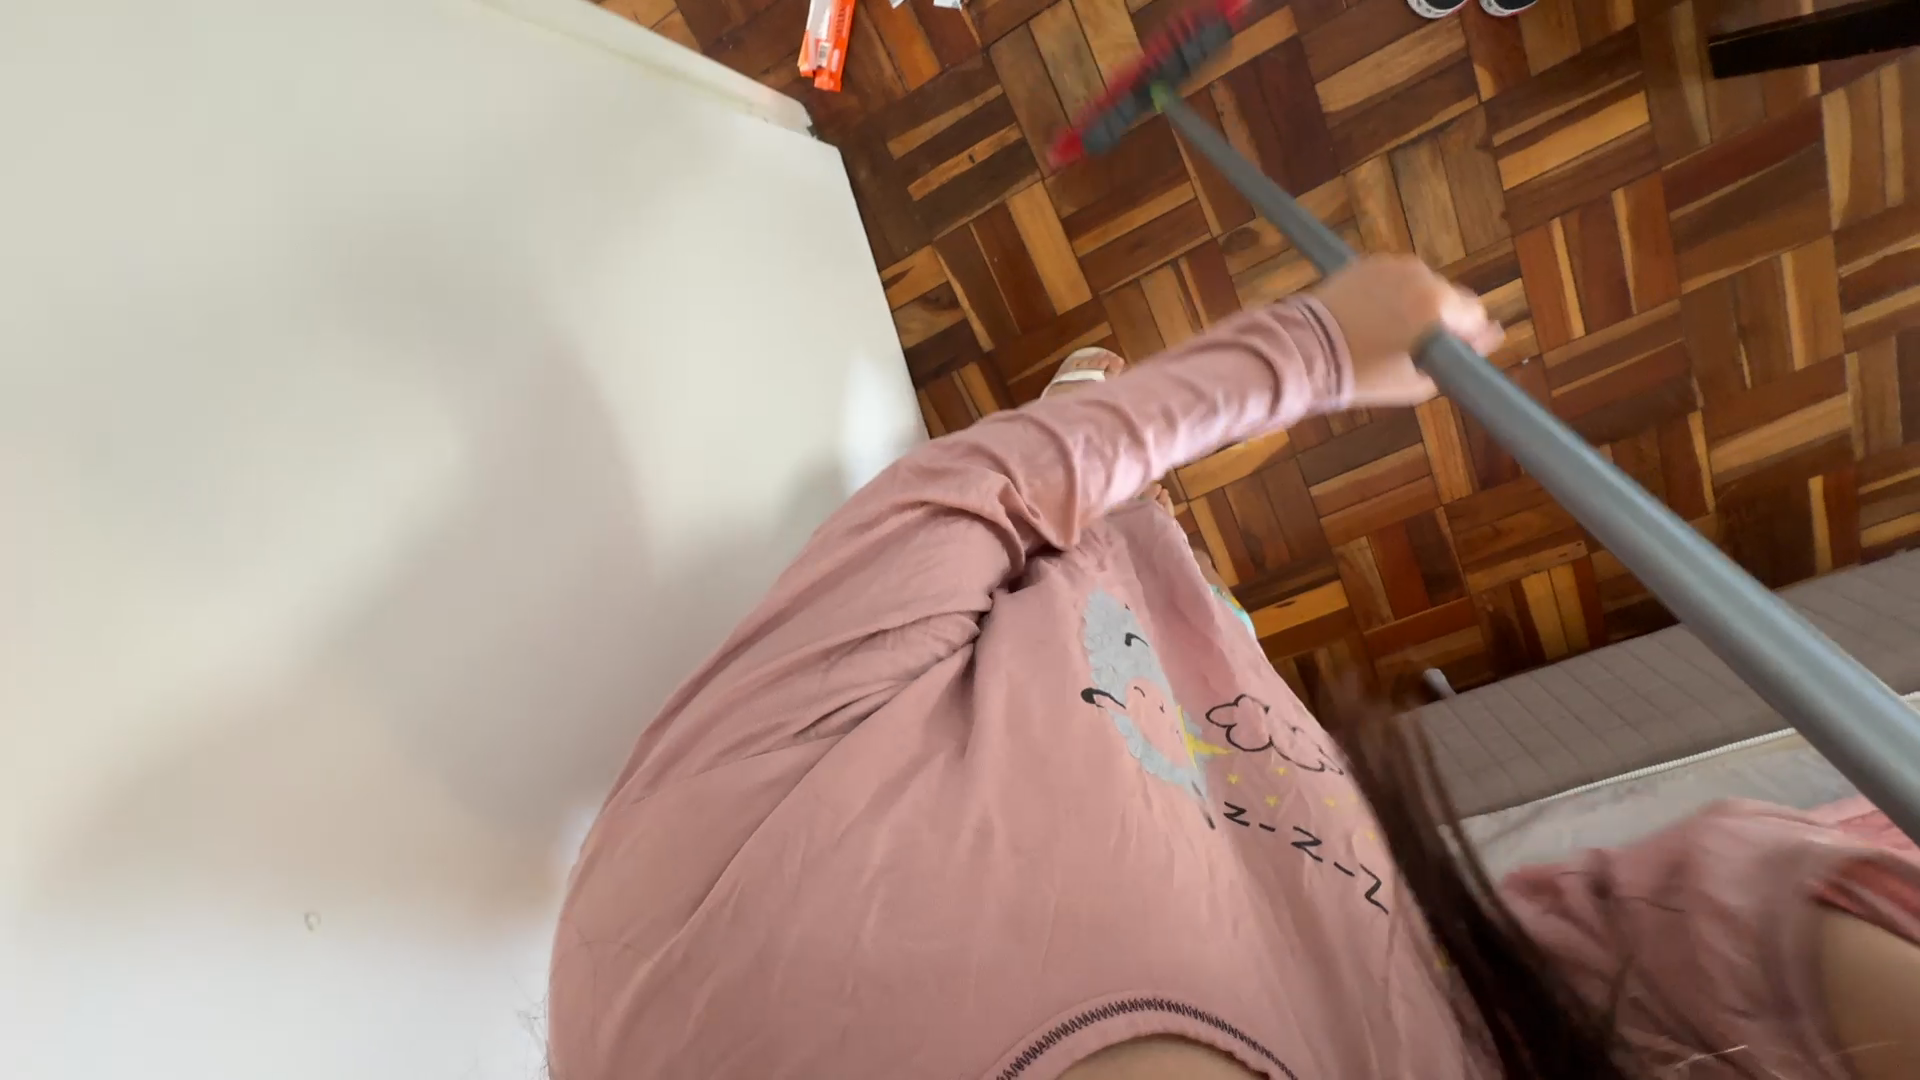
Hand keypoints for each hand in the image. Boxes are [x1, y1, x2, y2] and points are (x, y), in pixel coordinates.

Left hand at [1310, 256, 1504, 408]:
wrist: (1300, 352)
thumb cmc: (1359, 375)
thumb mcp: (1414, 384)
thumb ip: (1459, 363)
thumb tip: (1488, 339)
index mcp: (1437, 304)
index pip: (1475, 315)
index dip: (1467, 336)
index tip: (1450, 352)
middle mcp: (1421, 275)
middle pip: (1448, 296)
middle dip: (1439, 317)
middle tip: (1410, 344)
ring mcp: (1392, 265)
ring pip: (1420, 284)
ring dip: (1413, 302)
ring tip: (1383, 330)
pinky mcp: (1366, 262)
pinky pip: (1393, 277)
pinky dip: (1388, 292)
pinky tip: (1369, 314)